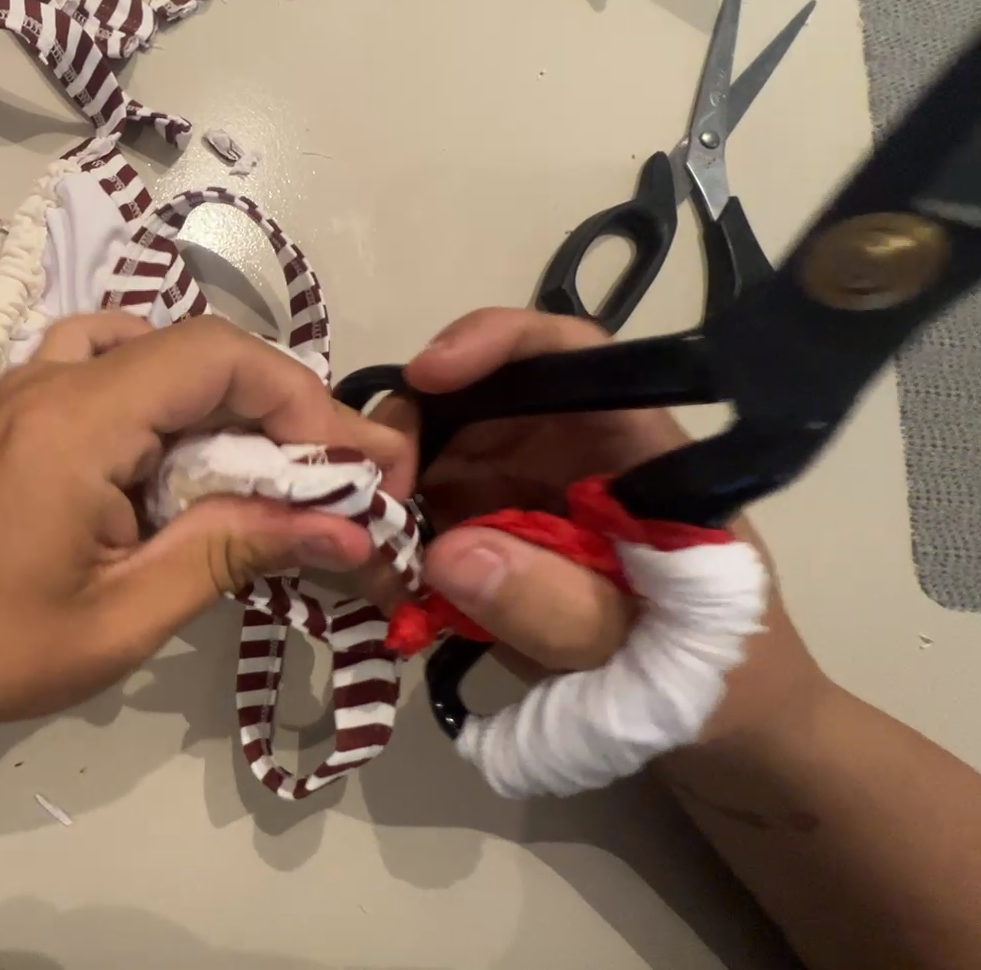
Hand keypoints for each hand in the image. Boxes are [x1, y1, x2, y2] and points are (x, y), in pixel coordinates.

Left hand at [0, 313, 409, 746]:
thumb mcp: (121, 617)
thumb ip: (228, 555)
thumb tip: (339, 528)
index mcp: (75, 423)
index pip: (215, 357)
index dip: (301, 398)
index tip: (352, 466)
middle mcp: (47, 382)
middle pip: (189, 349)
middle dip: (274, 406)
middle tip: (325, 479)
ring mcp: (20, 389)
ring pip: (144, 346)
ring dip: (213, 396)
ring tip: (251, 463)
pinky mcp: (9, 411)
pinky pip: (97, 365)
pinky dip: (153, 390)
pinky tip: (166, 448)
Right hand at [374, 308, 826, 742]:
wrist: (695, 729)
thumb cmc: (707, 680)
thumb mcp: (651, 658)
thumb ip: (561, 609)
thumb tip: (447, 555)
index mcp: (625, 448)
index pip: (563, 354)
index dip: (493, 342)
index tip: (427, 374)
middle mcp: (553, 450)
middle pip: (462, 400)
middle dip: (405, 431)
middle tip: (364, 495)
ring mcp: (502, 486)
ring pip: (419, 452)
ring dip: (382, 490)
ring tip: (366, 552)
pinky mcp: (465, 525)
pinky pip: (407, 508)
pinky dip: (380, 534)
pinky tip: (379, 579)